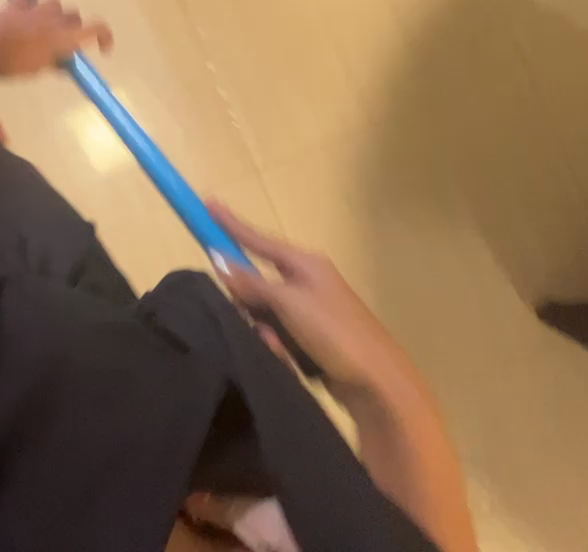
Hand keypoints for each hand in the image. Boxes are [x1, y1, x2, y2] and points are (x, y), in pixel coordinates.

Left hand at [0, 0, 112, 77]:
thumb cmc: (11, 63)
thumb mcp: (36, 71)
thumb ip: (53, 64)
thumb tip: (63, 64)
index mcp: (64, 36)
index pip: (96, 28)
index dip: (105, 36)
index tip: (103, 49)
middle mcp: (55, 18)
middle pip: (74, 17)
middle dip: (72, 28)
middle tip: (61, 43)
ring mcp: (36, 7)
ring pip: (56, 2)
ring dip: (53, 12)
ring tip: (43, 24)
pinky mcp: (18, 1)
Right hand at [207, 202, 416, 399]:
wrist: (380, 386)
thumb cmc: (336, 333)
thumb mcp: (288, 303)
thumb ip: (251, 283)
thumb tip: (218, 260)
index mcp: (304, 264)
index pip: (257, 238)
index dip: (230, 223)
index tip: (207, 202)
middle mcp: (306, 281)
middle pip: (255, 280)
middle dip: (248, 303)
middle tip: (250, 317)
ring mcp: (310, 309)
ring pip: (262, 310)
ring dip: (264, 329)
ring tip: (279, 348)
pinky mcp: (311, 336)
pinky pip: (276, 331)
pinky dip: (276, 345)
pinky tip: (289, 359)